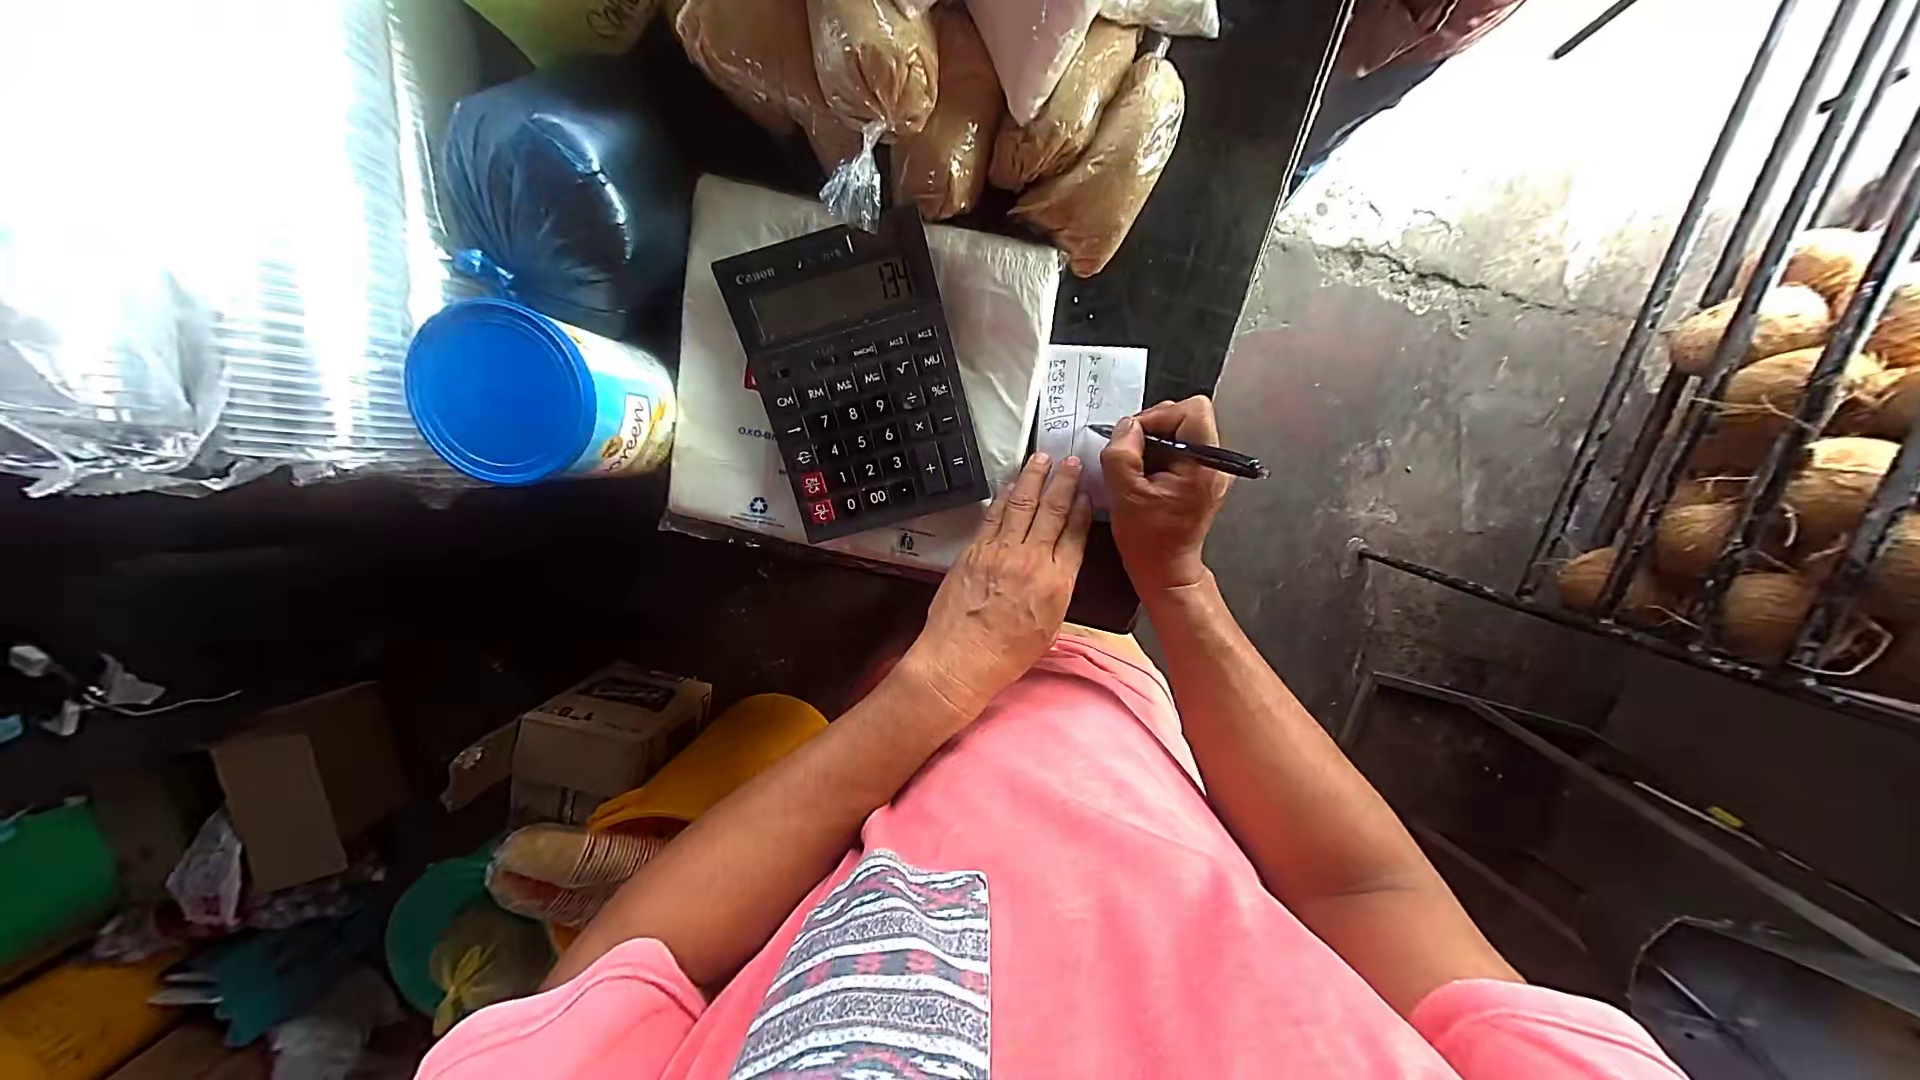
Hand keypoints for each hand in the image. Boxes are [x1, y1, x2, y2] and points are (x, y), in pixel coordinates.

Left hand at [900, 452, 1092, 718]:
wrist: (961, 659)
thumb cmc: (1005, 655)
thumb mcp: (1049, 628)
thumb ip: (1057, 593)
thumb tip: (1059, 571)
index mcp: (1057, 583)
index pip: (1075, 535)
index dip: (1082, 509)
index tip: (1086, 493)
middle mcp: (1031, 561)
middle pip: (1053, 511)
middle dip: (1064, 482)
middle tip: (1069, 462)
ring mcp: (1001, 552)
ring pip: (1023, 505)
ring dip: (1034, 478)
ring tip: (1042, 459)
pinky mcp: (974, 551)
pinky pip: (993, 516)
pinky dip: (1004, 497)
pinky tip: (1011, 485)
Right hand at [1100, 396, 1233, 594]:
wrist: (1165, 570)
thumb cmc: (1149, 541)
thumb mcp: (1124, 495)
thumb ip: (1121, 454)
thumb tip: (1125, 427)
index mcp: (1203, 464)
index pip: (1191, 409)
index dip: (1158, 416)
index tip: (1135, 438)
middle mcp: (1214, 463)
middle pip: (1186, 417)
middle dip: (1153, 429)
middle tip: (1131, 453)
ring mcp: (1208, 470)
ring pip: (1180, 432)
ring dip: (1153, 443)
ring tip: (1137, 469)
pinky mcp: (1199, 477)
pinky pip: (1178, 450)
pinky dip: (1157, 456)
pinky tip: (1144, 477)